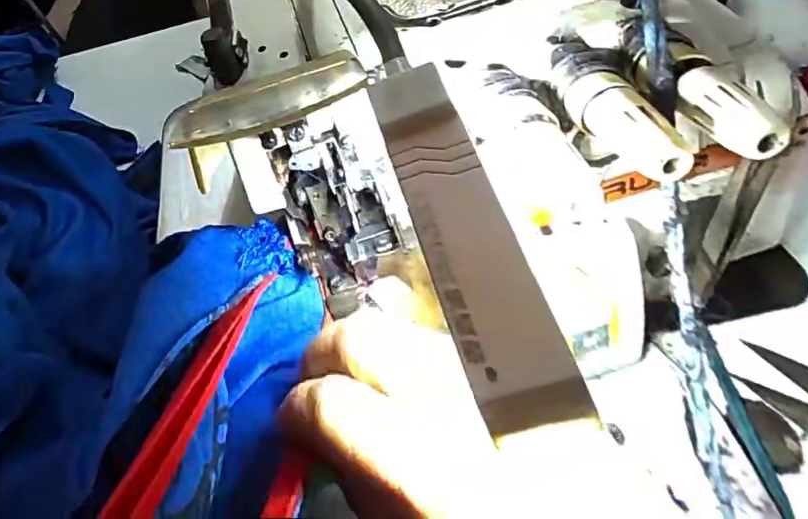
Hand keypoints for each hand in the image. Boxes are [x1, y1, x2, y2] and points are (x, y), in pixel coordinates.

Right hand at [278, 281, 497, 517]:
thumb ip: (361, 482)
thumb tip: (317, 441)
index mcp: (438, 465)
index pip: (332, 402)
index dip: (295, 410)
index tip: (289, 421)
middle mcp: (468, 402)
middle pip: (359, 336)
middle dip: (321, 356)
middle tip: (313, 389)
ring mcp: (497, 377)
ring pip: (398, 325)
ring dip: (365, 351)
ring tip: (361, 386)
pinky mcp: (518, 368)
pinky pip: (441, 339)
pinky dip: (411, 353)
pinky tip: (413, 388)